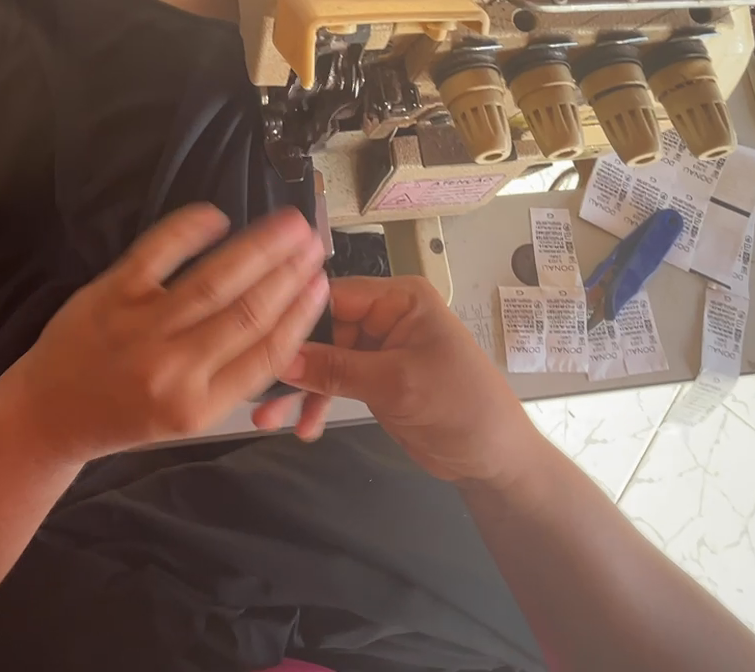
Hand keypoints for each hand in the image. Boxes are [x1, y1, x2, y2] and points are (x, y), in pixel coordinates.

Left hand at [0, 203, 328, 466]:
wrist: (48, 415)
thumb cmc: (124, 416)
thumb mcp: (186, 417)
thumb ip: (231, 376)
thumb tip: (280, 321)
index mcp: (199, 405)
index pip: (266, 353)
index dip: (300, 314)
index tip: (320, 283)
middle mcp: (174, 368)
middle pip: (247, 311)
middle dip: (288, 272)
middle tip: (314, 242)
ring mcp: (140, 327)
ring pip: (213, 280)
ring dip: (257, 247)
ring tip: (288, 225)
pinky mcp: (110, 294)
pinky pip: (158, 251)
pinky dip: (190, 229)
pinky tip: (217, 216)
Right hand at [261, 275, 531, 484]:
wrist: (496, 461)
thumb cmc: (460, 407)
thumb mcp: (396, 385)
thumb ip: (336, 369)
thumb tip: (280, 359)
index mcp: (397, 298)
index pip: (332, 294)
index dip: (295, 316)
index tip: (257, 340)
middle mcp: (384, 315)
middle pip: (321, 328)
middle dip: (293, 361)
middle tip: (258, 387)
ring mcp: (377, 348)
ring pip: (323, 358)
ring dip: (299, 388)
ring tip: (270, 419)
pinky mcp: (373, 377)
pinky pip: (334, 382)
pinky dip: (318, 403)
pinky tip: (304, 427)